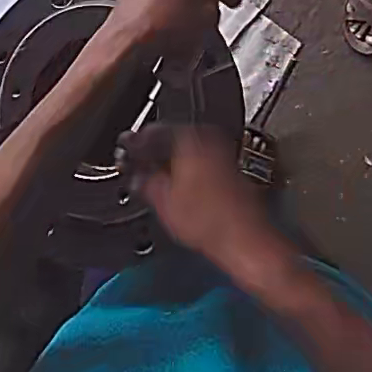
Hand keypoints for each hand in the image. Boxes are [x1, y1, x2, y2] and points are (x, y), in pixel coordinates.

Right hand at [118, 125, 288, 272]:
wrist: (246, 241)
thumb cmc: (208, 220)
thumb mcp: (163, 201)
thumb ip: (145, 181)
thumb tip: (137, 176)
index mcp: (189, 137)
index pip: (153, 131)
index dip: (135, 145)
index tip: (126, 153)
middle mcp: (208, 138)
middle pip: (171, 138)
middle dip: (153, 152)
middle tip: (137, 165)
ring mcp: (222, 152)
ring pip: (187, 149)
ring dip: (169, 161)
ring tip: (153, 179)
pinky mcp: (230, 169)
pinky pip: (200, 160)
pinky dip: (186, 169)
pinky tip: (177, 187)